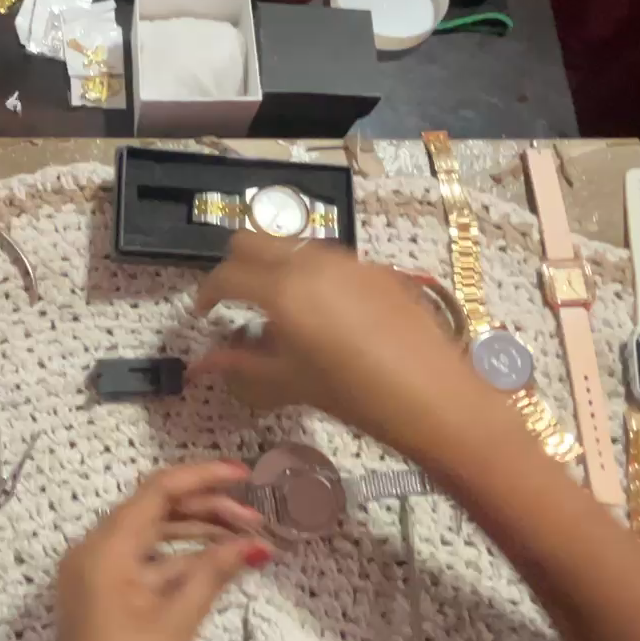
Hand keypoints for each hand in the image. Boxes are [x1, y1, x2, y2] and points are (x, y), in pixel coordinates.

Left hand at [52, 462, 271, 640]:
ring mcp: (94, 572)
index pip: (156, 491)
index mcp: (102, 549)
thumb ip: (214, 572)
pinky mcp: (102, 593)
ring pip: (151, 535)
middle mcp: (92, 550)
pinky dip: (179, 560)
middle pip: (154, 510)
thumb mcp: (176, 624)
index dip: (202, 476)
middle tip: (255, 516)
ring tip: (247, 536)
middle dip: (207, 509)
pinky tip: (219, 560)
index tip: (243, 473)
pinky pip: (143, 561)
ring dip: (197, 533)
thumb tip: (257, 543)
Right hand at [190, 234, 520, 473]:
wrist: (437, 399)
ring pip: (291, 245)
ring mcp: (346, 260)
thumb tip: (202, 363)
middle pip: (252, 241)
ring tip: (278, 309)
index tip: (202, 312)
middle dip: (234, 267)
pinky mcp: (374, 269)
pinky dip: (308, 274)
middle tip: (233, 301)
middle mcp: (309, 261)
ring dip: (272, 267)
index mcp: (282, 288)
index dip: (206, 293)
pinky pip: (326, 260)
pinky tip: (322, 314)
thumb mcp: (289, 382)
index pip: (226, 276)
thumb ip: (240, 364)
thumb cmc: (354, 396)